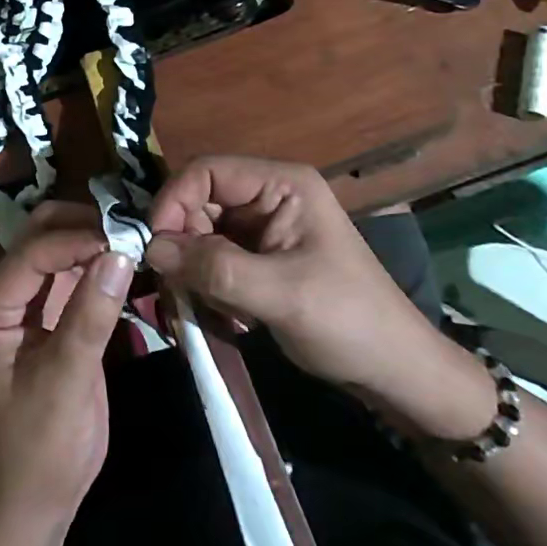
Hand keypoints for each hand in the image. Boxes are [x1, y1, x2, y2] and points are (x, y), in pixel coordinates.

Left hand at [0, 202, 133, 545]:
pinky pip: (75, 269)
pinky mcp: (54, 310)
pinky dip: (99, 259)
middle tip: (130, 233)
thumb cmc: (42, 443)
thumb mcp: (67, 380)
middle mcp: (5, 293)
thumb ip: (90, 315)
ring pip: (58, 244)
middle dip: (82, 225)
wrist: (39, 492)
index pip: (32, 251)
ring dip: (93, 237)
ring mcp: (29, 299)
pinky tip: (128, 261)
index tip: (125, 240)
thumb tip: (121, 253)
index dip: (76, 239)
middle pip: (39, 233)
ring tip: (135, 240)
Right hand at [144, 156, 492, 438]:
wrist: (397, 374)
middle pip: (200, 203)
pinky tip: (227, 320)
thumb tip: (150, 248)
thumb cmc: (348, 322)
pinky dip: (208, 287)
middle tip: (175, 289)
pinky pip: (214, 261)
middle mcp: (269, 198)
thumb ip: (214, 267)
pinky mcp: (260, 260)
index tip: (156, 247)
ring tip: (206, 311)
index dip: (174, 201)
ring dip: (194, 272)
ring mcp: (265, 229)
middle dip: (183, 245)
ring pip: (202, 235)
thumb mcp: (280, 294)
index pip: (207, 171)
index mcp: (283, 185)